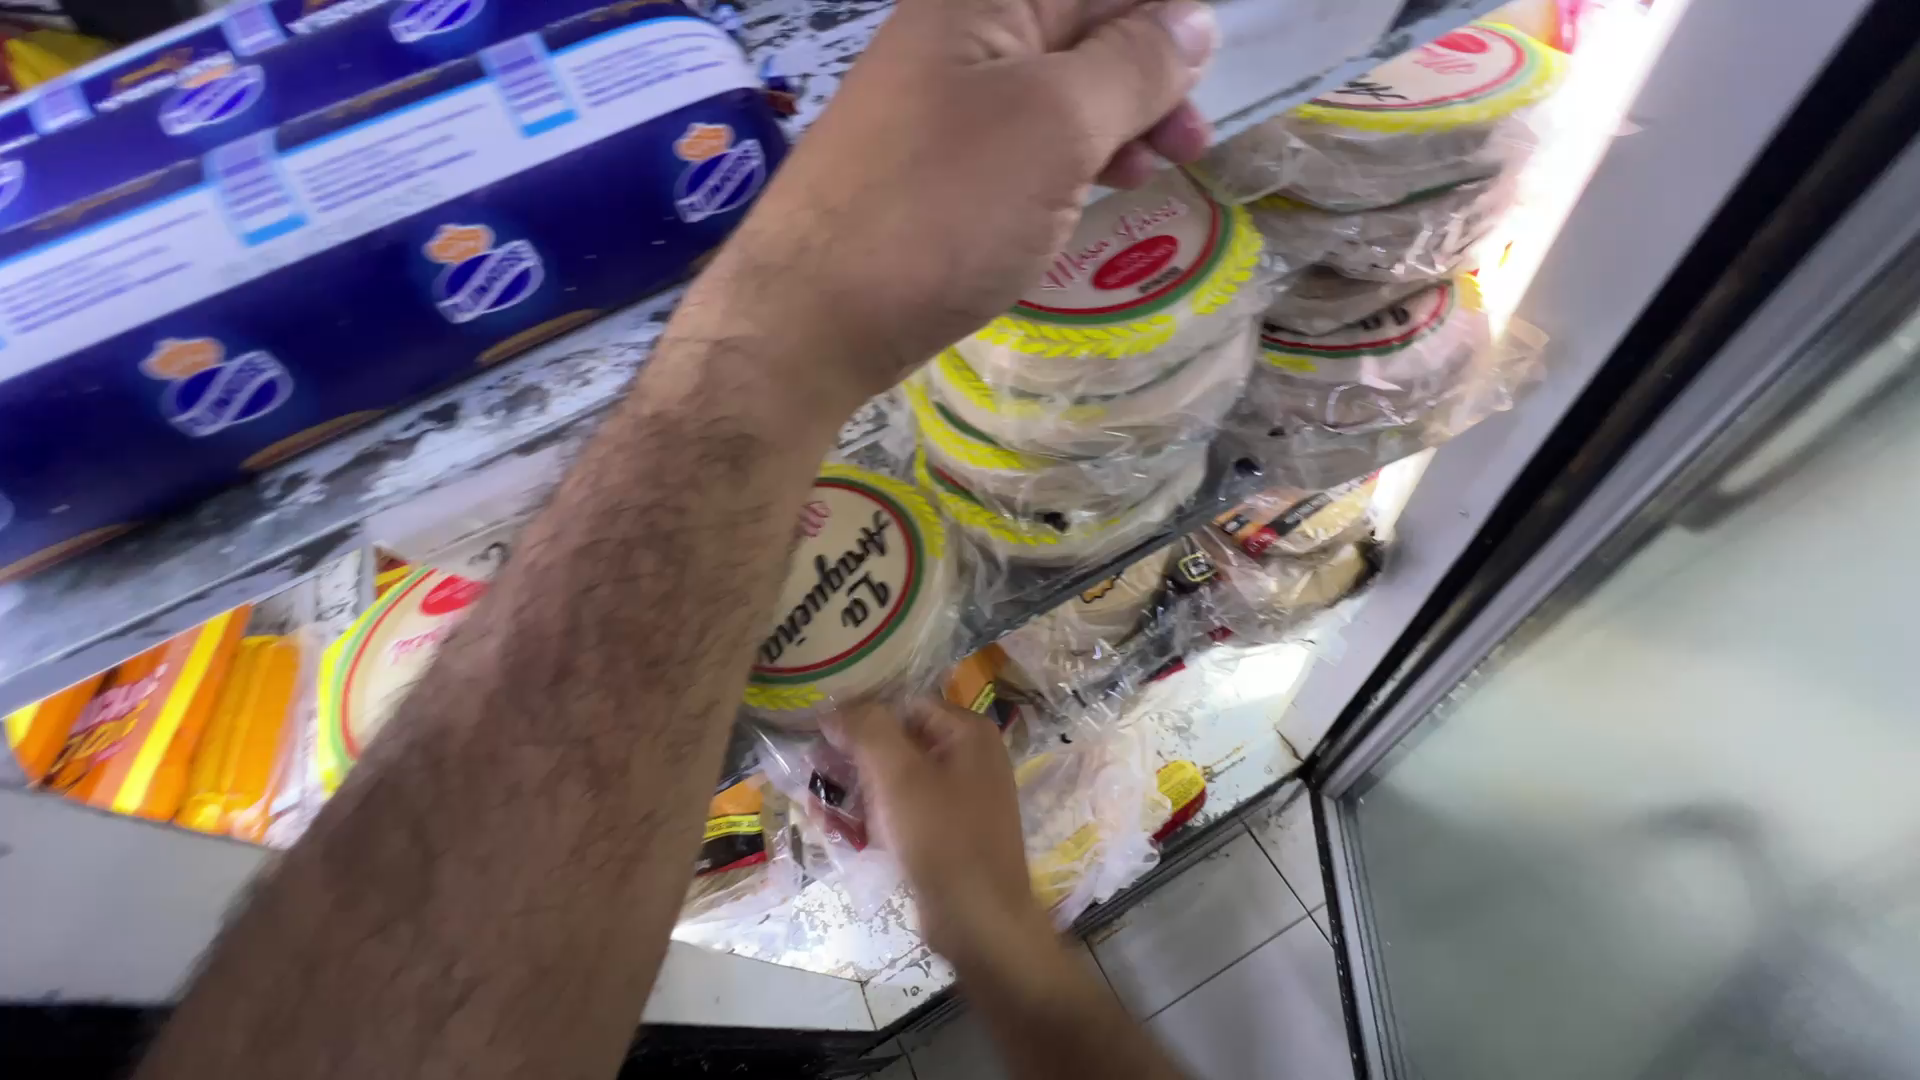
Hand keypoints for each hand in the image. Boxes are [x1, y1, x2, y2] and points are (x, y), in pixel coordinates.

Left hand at [678, 0, 1219, 400]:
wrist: (816, 318)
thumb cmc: (941, 211)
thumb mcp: (1055, 127)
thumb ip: (1131, 67)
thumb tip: (1193, 23)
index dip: (1166, 16)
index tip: (1213, 68)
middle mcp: (958, 37)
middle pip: (1077, 30)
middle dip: (1147, 74)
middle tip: (1192, 142)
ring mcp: (939, 109)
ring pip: (1050, 96)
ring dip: (1112, 125)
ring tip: (1151, 173)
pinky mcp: (932, 175)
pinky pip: (1016, 149)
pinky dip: (1063, 165)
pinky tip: (1086, 195)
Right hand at [829, 699, 1053, 964]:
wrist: (980, 921)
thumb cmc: (941, 837)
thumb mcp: (898, 774)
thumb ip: (867, 730)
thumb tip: (834, 709)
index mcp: (969, 732)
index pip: (904, 705)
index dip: (861, 718)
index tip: (820, 737)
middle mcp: (972, 756)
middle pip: (900, 742)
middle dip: (855, 758)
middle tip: (813, 773)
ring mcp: (964, 797)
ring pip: (899, 779)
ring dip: (860, 789)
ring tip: (819, 805)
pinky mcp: (951, 832)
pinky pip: (907, 811)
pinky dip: (878, 816)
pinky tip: (846, 831)